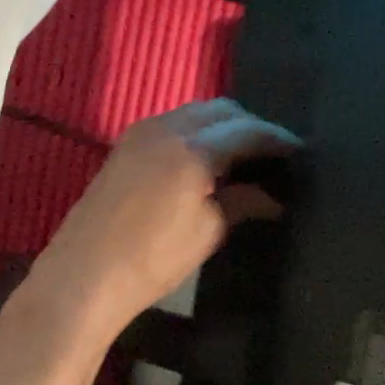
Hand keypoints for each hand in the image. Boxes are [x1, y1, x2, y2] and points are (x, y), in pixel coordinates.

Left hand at [28, 99, 300, 341]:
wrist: (84, 274)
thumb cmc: (152, 259)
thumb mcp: (207, 232)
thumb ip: (242, 203)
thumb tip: (272, 196)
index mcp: (192, 147)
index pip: (248, 129)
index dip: (277, 140)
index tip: (300, 155)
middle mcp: (164, 128)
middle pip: (219, 111)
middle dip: (249, 127)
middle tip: (271, 157)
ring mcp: (138, 134)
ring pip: (192, 114)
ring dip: (219, 128)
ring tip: (242, 160)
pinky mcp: (122, 148)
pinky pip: (169, 126)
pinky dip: (193, 135)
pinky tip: (204, 162)